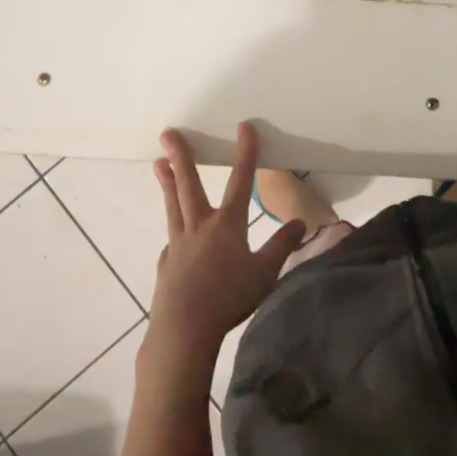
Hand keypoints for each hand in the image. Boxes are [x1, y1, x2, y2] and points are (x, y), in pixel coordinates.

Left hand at [149, 124, 306, 356]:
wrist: (183, 329)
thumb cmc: (228, 298)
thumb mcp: (265, 272)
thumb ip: (282, 245)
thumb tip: (299, 222)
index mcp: (227, 224)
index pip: (241, 179)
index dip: (246, 152)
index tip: (245, 126)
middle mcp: (199, 226)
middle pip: (189, 184)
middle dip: (182, 156)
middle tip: (168, 133)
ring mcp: (178, 243)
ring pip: (173, 204)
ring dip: (167, 182)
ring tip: (158, 163)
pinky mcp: (166, 263)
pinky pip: (171, 239)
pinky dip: (174, 229)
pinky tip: (174, 236)